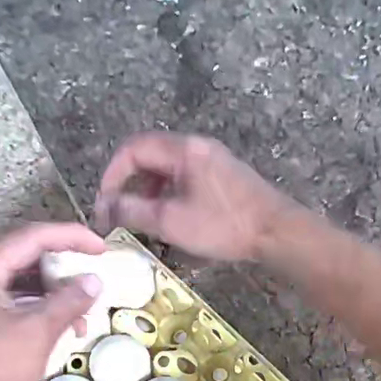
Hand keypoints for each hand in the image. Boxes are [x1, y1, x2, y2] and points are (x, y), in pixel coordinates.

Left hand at [0, 223, 104, 380]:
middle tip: (93, 289)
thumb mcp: (34, 334)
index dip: (72, 237)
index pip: (33, 238)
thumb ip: (67, 303)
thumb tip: (93, 280)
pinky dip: (33, 317)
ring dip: (51, 300)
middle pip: (23, 261)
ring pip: (16, 289)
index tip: (104, 249)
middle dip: (63, 273)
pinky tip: (51, 338)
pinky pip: (6, 310)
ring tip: (79, 322)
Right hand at [93, 133, 299, 261]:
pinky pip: (186, 179)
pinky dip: (170, 196)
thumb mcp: (171, 222)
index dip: (112, 174)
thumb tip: (104, 207)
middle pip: (150, 156)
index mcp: (183, 150)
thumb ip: (133, 212)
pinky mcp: (224, 178)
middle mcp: (198, 147)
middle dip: (129, 184)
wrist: (276, 232)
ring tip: (143, 220)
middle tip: (120, 212)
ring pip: (168, 170)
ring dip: (149, 192)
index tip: (104, 202)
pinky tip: (172, 221)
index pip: (133, 149)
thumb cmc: (223, 226)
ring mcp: (213, 161)